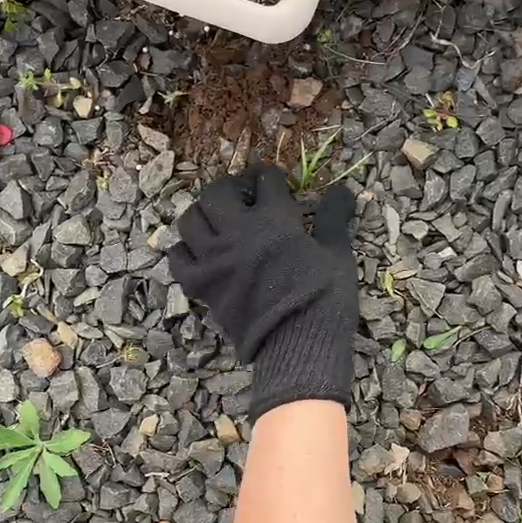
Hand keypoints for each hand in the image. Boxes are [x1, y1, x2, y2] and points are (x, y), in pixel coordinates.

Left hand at [166, 165, 357, 417]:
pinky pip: (177, 259)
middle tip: (243, 196)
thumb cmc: (324, 297)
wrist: (299, 346)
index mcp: (274, 219)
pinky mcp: (202, 285)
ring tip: (218, 220)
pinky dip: (185, 251)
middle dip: (230, 187)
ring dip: (204, 214)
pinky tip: (200, 253)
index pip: (265, 180)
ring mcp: (214, 258)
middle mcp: (238, 232)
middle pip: (217, 192)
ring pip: (191, 220)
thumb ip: (333, 217)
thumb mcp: (336, 253)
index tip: (274, 181)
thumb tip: (344, 190)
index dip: (270, 176)